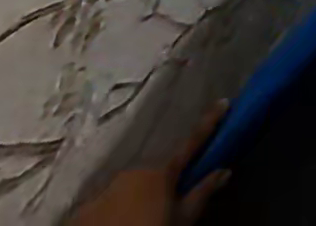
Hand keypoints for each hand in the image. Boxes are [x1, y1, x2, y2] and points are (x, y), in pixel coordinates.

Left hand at [66, 102, 230, 225]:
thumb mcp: (181, 221)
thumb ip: (202, 193)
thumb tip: (226, 169)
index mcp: (163, 171)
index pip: (192, 141)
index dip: (209, 121)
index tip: (224, 101)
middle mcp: (138, 168)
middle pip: (160, 167)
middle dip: (168, 177)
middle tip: (171, 196)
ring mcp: (112, 183)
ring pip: (136, 182)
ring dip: (143, 194)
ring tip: (142, 217)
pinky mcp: (90, 202)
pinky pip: (111, 199)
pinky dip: (119, 208)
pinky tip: (119, 222)